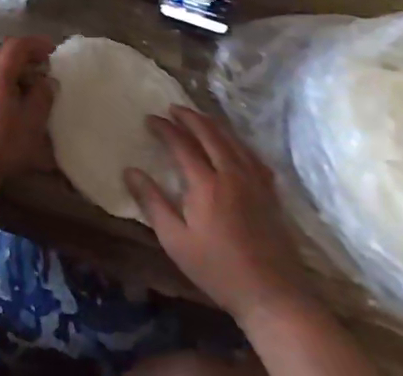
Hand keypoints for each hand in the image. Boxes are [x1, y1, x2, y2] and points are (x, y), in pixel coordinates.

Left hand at [0, 37, 56, 180]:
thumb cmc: (3, 140)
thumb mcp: (33, 119)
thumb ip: (43, 94)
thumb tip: (45, 81)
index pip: (18, 44)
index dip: (36, 43)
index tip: (52, 50)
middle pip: (6, 53)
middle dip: (26, 55)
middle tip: (44, 66)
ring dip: (16, 70)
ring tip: (32, 85)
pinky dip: (5, 80)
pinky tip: (15, 98)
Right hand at [126, 106, 310, 316]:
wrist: (272, 293)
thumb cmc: (217, 269)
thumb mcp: (175, 241)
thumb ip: (152, 203)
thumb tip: (130, 171)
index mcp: (206, 183)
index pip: (181, 143)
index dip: (164, 128)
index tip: (149, 119)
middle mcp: (231, 172)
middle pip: (209, 132)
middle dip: (188, 117)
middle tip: (172, 109)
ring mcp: (254, 179)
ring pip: (231, 138)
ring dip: (211, 123)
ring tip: (196, 117)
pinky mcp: (269, 189)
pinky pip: (250, 152)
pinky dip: (234, 139)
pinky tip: (231, 143)